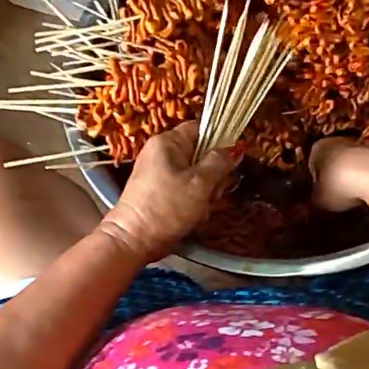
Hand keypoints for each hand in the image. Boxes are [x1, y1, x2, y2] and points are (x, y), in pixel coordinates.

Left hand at [97, 122, 234, 261]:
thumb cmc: (167, 207)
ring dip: (204, 193)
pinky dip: (192, 203)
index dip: (220, 140)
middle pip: (200, 154)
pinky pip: (184, 191)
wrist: (133, 240)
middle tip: (213, 192)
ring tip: (200, 209)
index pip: (201, 128)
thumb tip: (234, 148)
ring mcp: (158, 173)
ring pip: (195, 176)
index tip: (232, 160)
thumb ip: (220, 163)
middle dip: (213, 175)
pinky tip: (192, 216)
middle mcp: (161, 153)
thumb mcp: (200, 183)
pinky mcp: (158, 193)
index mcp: (167, 142)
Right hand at [309, 137, 368, 211]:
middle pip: (332, 161)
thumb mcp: (320, 199)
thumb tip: (317, 201)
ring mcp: (361, 144)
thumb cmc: (339, 185)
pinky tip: (368, 191)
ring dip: (352, 177)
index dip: (315, 181)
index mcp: (317, 148)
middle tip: (335, 195)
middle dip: (334, 176)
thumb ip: (316, 198)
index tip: (320, 193)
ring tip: (353, 196)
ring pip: (351, 163)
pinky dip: (367, 177)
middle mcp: (337, 141)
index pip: (312, 164)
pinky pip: (368, 167)